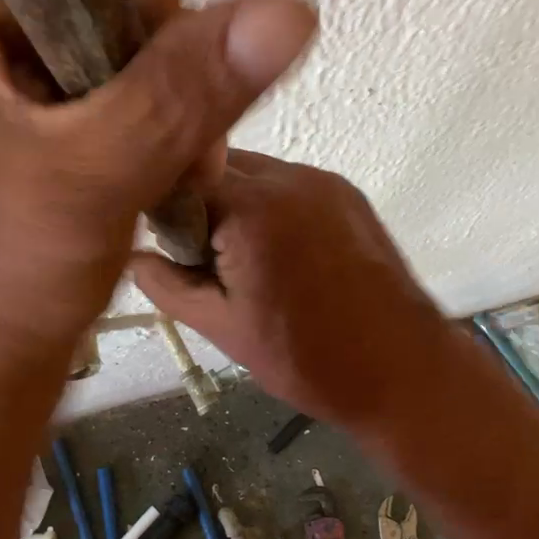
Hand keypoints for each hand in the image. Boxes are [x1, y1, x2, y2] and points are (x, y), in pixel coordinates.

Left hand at [0, 0, 316, 390]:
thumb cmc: (16, 272)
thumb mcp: (100, 173)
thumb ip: (186, 89)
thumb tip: (288, 6)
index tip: (164, 59)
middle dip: (164, 45)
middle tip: (178, 127)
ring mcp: (8, 60)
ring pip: (122, 23)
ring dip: (171, 83)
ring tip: (176, 157)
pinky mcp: (37, 101)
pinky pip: (117, 66)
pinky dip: (157, 105)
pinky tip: (164, 160)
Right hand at [132, 151, 453, 430]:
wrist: (404, 372)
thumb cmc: (305, 357)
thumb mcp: (222, 328)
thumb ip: (167, 285)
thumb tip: (134, 257)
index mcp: (251, 208)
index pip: (180, 180)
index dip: (164, 212)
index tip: (168, 250)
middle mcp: (288, 177)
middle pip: (215, 166)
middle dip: (198, 202)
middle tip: (202, 259)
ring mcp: (322, 181)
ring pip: (251, 171)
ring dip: (233, 202)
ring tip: (243, 260)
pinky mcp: (346, 193)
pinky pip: (286, 183)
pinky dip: (268, 206)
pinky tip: (277, 253)